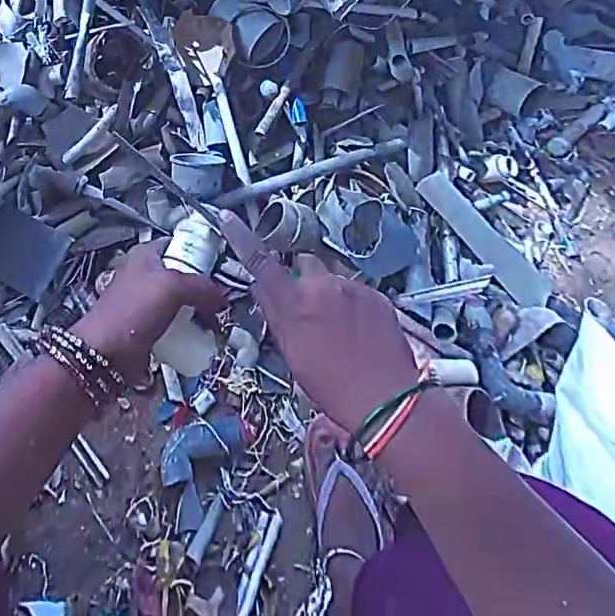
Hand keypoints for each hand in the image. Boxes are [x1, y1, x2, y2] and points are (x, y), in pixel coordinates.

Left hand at [73, 239, 225, 381]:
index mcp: (148, 254)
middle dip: (205, 289)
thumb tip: (222, 296)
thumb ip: (201, 286)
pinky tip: (199, 337)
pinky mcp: (149, 326)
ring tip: (213, 323)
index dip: (203, 255)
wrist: (104, 354)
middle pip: (186, 275)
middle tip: (219, 302)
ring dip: (199, 312)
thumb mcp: (172, 286)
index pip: (182, 245)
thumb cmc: (132, 311)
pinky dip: (188, 329)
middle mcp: (147, 274)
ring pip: (183, 302)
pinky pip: (176, 323)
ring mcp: (147, 301)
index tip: (221, 270)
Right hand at [250, 249, 419, 434]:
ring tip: (339, 328)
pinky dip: (353, 304)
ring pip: (332, 277)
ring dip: (329, 292)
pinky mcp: (376, 295)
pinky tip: (359, 331)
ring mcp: (352, 287)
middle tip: (309, 310)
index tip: (227, 216)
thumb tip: (259, 287)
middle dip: (303, 278)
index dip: (241, 236)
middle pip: (304, 263)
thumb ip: (274, 314)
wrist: (387, 399)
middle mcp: (322, 284)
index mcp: (295, 301)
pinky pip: (356, 290)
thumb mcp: (292, 353)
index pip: (260, 261)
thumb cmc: (331, 384)